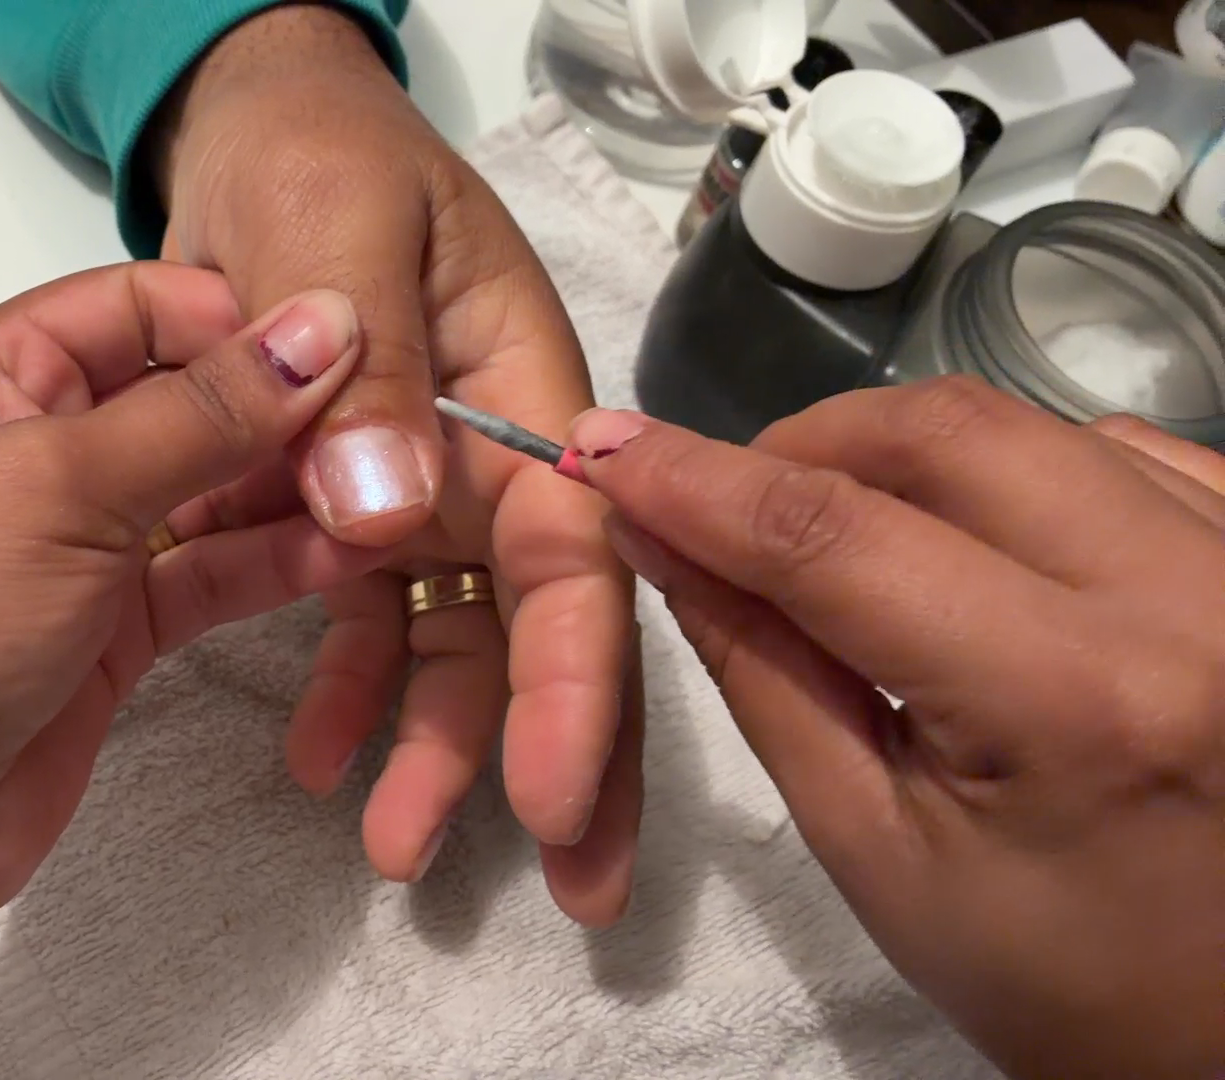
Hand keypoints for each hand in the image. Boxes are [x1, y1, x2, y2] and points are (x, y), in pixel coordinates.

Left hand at [0, 265, 382, 927]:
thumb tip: (325, 321)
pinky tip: (344, 551)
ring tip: (381, 490)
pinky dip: (270, 561)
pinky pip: (207, 572)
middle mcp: (43, 446)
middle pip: (183, 400)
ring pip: (207, 492)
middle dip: (276, 410)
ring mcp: (84, 541)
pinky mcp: (117, 625)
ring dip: (288, 490)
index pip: (138, 306)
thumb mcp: (59, 484)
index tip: (342, 340)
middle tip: (381, 424)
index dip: (237, 317)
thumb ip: (201, 411)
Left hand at [149, 4, 636, 921]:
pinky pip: (336, 609)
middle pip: (517, 608)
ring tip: (398, 842)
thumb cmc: (291, 153)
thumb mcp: (313, 226)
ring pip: (429, 628)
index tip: (558, 791)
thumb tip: (392, 513)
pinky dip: (334, 679)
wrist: (230, 138)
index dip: (570, 668)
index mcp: (494, 373)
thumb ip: (349, 364)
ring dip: (422, 735)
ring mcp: (381, 485)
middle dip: (530, 739)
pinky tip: (316, 748)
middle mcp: (455, 441)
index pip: (563, 536)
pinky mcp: (303, 515)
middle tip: (556, 872)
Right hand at [561, 378, 1224, 1078]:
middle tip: (725, 509)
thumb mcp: (862, 833)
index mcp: (1080, 705)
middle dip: (791, 446)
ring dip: (882, 458)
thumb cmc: (1051, 970)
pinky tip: (959, 546)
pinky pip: (1111, 448)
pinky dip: (987, 473)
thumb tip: (653, 538)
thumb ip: (753, 666)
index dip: (693, 478)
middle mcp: (1212, 602)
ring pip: (1022, 423)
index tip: (602, 448)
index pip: (828, 537)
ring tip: (837, 542)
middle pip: (940, 432)